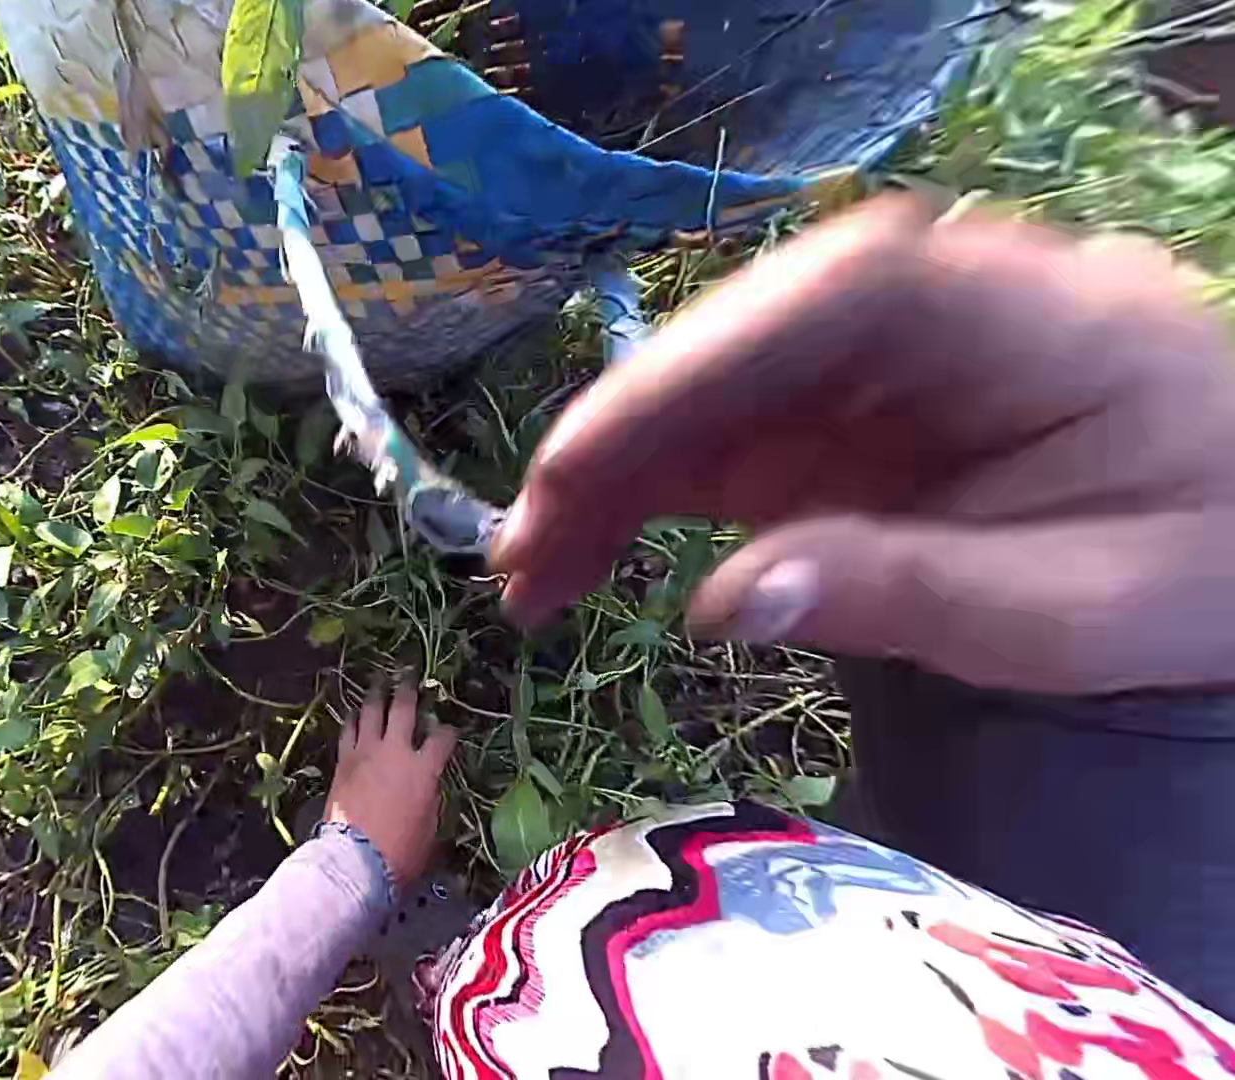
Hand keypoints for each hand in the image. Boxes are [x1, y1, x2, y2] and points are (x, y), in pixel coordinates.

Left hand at [324, 679, 456, 886]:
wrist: (356, 859)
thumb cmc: (399, 853)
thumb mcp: (430, 831)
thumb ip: (432, 802)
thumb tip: (430, 790)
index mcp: (424, 770)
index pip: (443, 739)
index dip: (449, 732)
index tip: (451, 729)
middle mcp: (396, 751)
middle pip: (404, 710)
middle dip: (410, 690)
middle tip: (410, 675)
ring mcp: (367, 751)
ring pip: (373, 711)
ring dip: (378, 694)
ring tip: (380, 681)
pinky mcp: (345, 758)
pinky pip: (349, 729)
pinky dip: (353, 717)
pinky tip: (355, 711)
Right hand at [492, 195, 1234, 694]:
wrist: (1202, 543)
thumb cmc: (1187, 558)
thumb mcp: (1082, 607)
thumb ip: (909, 592)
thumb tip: (718, 604)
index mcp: (987, 310)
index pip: (801, 306)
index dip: (662, 380)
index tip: (570, 468)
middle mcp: (866, 322)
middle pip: (690, 369)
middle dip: (588, 463)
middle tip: (518, 555)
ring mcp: (797, 378)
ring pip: (649, 421)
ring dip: (575, 502)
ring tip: (525, 585)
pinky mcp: (759, 430)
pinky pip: (655, 463)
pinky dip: (602, 519)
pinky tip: (563, 572)